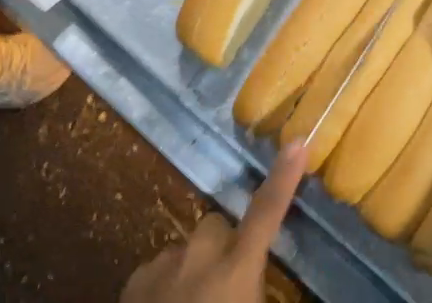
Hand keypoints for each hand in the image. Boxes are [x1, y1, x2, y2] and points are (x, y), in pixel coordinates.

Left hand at [121, 142, 306, 302]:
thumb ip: (261, 289)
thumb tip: (264, 280)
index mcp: (237, 268)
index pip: (267, 212)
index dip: (284, 178)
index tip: (297, 142)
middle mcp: (201, 254)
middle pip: (220, 226)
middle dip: (227, 244)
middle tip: (231, 283)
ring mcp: (164, 263)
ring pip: (188, 248)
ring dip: (196, 266)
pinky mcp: (134, 279)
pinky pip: (161, 267)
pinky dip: (169, 282)